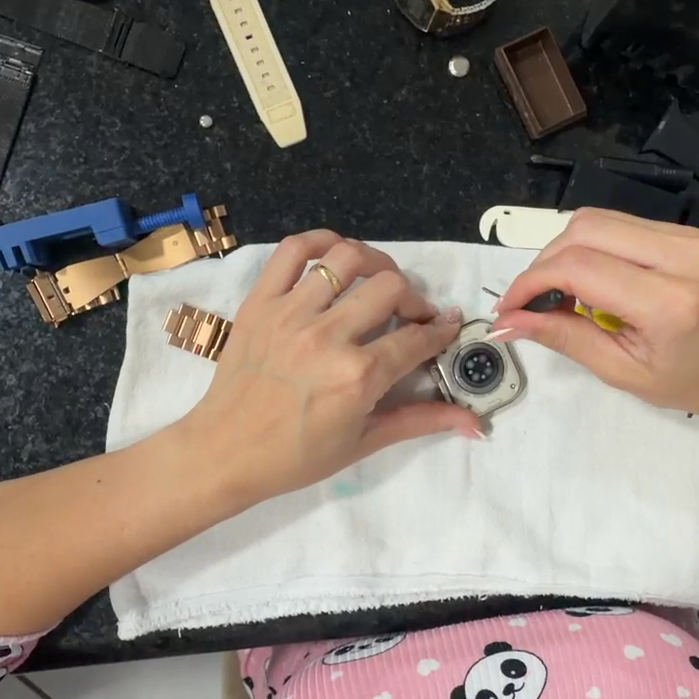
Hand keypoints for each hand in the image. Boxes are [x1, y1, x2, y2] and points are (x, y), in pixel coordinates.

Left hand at [176, 231, 480, 504]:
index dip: (441, 331)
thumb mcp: (363, 443)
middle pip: (390, 287)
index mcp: (358, 376)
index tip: (448, 326)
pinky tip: (335, 255)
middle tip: (411, 315)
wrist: (224, 452)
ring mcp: (291, 314)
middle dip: (414, 298)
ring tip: (379, 282)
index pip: (416, 338)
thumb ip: (419, 421)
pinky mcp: (261, 302)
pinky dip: (320, 241)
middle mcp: (328, 337)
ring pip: (347, 258)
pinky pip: (293, 251)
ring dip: (375, 265)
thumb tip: (474, 424)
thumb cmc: (295, 457)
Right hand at [488, 208, 698, 428]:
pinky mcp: (688, 233)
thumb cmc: (696, 384)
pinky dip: (591, 248)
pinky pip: (622, 226)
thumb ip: (564, 338)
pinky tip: (589, 281)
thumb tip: (508, 322)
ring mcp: (689, 238)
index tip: (508, 310)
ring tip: (558, 293)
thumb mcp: (624, 373)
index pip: (579, 267)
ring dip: (564, 252)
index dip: (532, 282)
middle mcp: (683, 256)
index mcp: (670, 302)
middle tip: (530, 302)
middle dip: (543, 263)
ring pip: (599, 220)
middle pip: (585, 230)